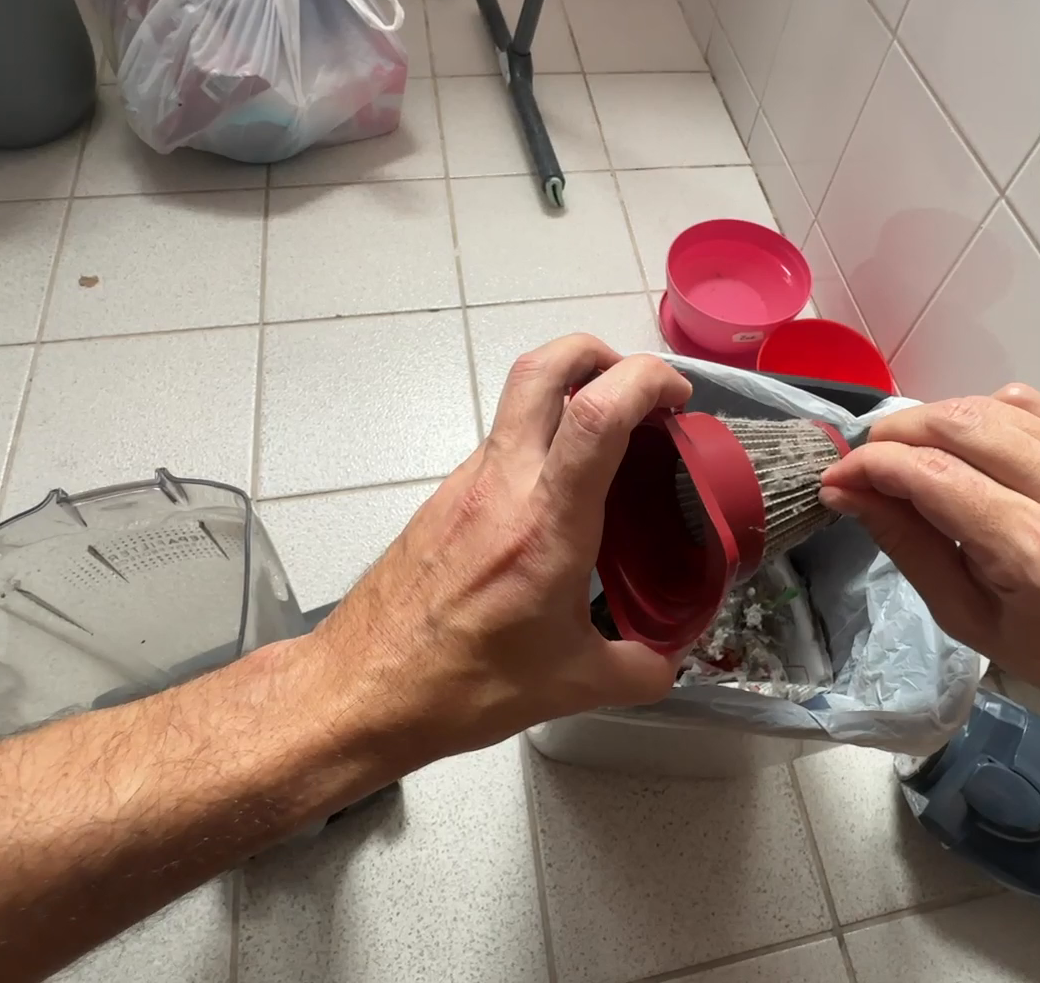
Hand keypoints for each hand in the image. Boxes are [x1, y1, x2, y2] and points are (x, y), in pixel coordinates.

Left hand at [309, 336, 692, 760]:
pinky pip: (504, 443)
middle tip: (637, 389)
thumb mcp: (570, 684)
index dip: (646, 380)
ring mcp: (468, 481)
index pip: (595, 413)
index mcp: (546, 521)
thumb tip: (668, 662)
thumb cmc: (463, 683)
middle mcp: (504, 481)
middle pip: (543, 366)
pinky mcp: (446, 495)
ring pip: (520, 400)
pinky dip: (543, 441)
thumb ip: (639, 671)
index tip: (678, 398)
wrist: (361, 688)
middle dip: (599, 351)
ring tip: (610, 446)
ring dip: (571, 394)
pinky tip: (559, 497)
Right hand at [819, 384, 1039, 730]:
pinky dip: (978, 414)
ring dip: (930, 421)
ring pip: (987, 405)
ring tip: (907, 455)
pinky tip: (965, 446)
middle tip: (864, 462)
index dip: (870, 466)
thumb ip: (904, 543)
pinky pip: (1025, 403)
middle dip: (894, 434)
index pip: (931, 475)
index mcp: (1038, 554)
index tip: (835, 478)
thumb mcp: (964, 616)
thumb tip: (845, 491)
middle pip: (957, 424)